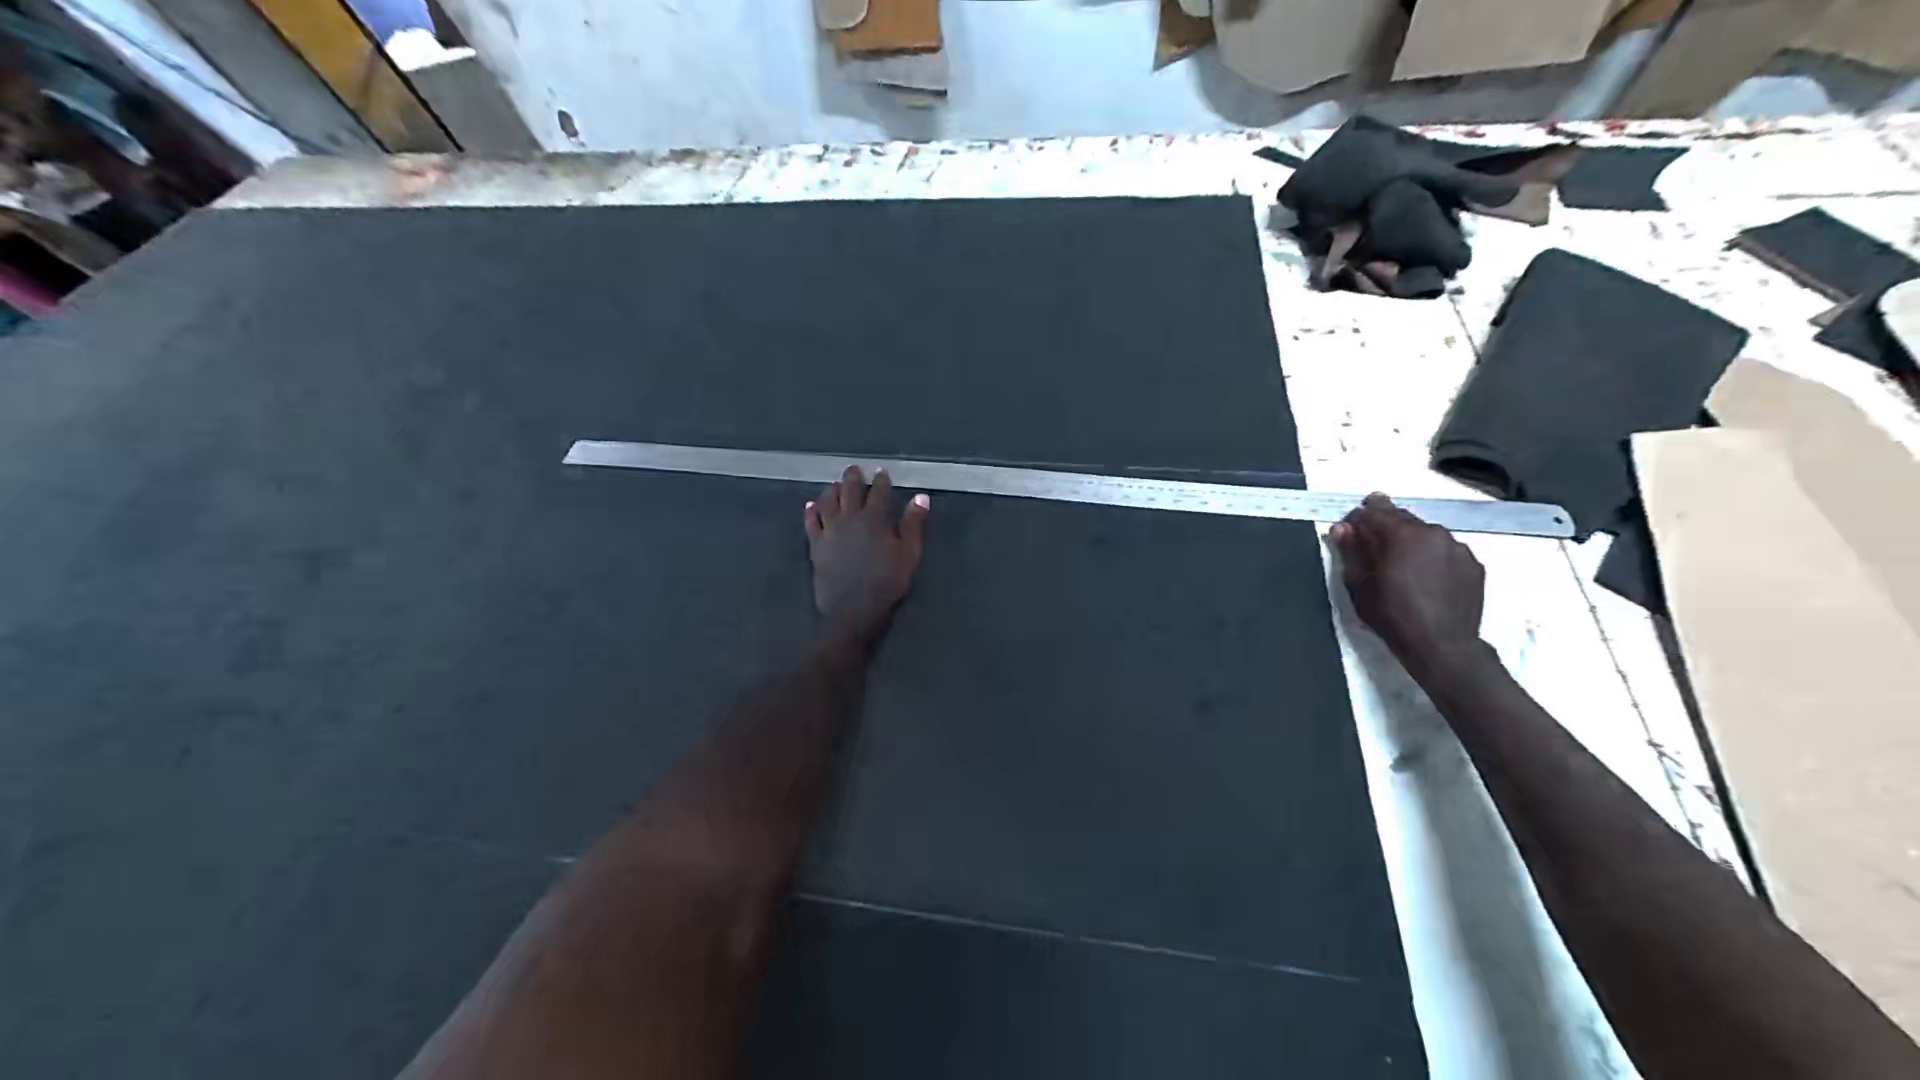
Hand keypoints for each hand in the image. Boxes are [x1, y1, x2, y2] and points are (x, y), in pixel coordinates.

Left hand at [804, 466, 929, 635]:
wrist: (853, 610)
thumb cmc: (887, 582)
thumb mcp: (909, 554)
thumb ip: (914, 524)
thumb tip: (920, 497)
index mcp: (874, 519)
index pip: (878, 491)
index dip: (881, 480)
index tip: (882, 472)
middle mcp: (849, 518)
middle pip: (849, 490)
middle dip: (853, 477)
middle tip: (855, 469)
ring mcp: (829, 531)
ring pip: (828, 501)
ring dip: (832, 490)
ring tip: (835, 484)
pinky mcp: (816, 545)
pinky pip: (811, 522)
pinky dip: (811, 510)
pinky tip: (812, 505)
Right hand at [1330, 493, 1485, 668]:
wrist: (1442, 645)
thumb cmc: (1392, 615)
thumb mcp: (1359, 584)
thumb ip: (1350, 551)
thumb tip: (1342, 527)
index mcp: (1403, 534)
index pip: (1375, 511)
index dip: (1357, 518)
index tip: (1349, 529)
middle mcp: (1434, 533)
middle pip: (1403, 518)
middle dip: (1384, 525)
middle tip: (1370, 542)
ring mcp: (1458, 548)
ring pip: (1426, 534)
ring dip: (1409, 541)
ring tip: (1399, 562)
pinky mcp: (1473, 565)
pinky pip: (1445, 551)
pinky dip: (1431, 556)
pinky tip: (1424, 576)